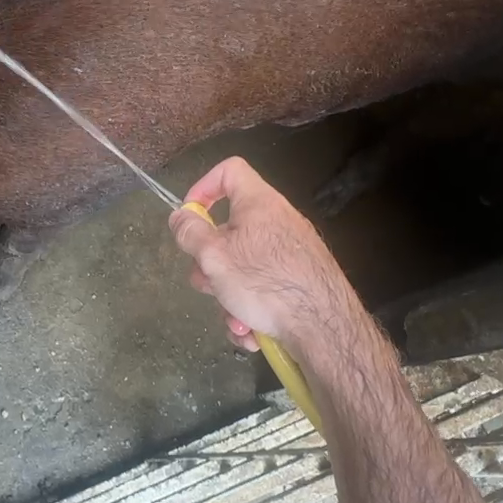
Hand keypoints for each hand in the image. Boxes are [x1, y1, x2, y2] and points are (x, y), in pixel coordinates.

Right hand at [167, 157, 357, 353]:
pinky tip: (252, 330)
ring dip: (229, 295)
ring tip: (235, 319)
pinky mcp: (299, 280)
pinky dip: (251, 309)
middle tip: (206, 283)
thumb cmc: (264, 282)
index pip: (229, 171)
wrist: (323, 326)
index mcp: (259, 204)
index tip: (189, 218)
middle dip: (210, 263)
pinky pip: (262, 287)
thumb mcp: (214, 257)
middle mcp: (278, 221)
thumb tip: (180, 215)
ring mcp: (291, 252)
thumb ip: (190, 233)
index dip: (202, 188)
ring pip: (242, 266)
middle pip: (229, 230)